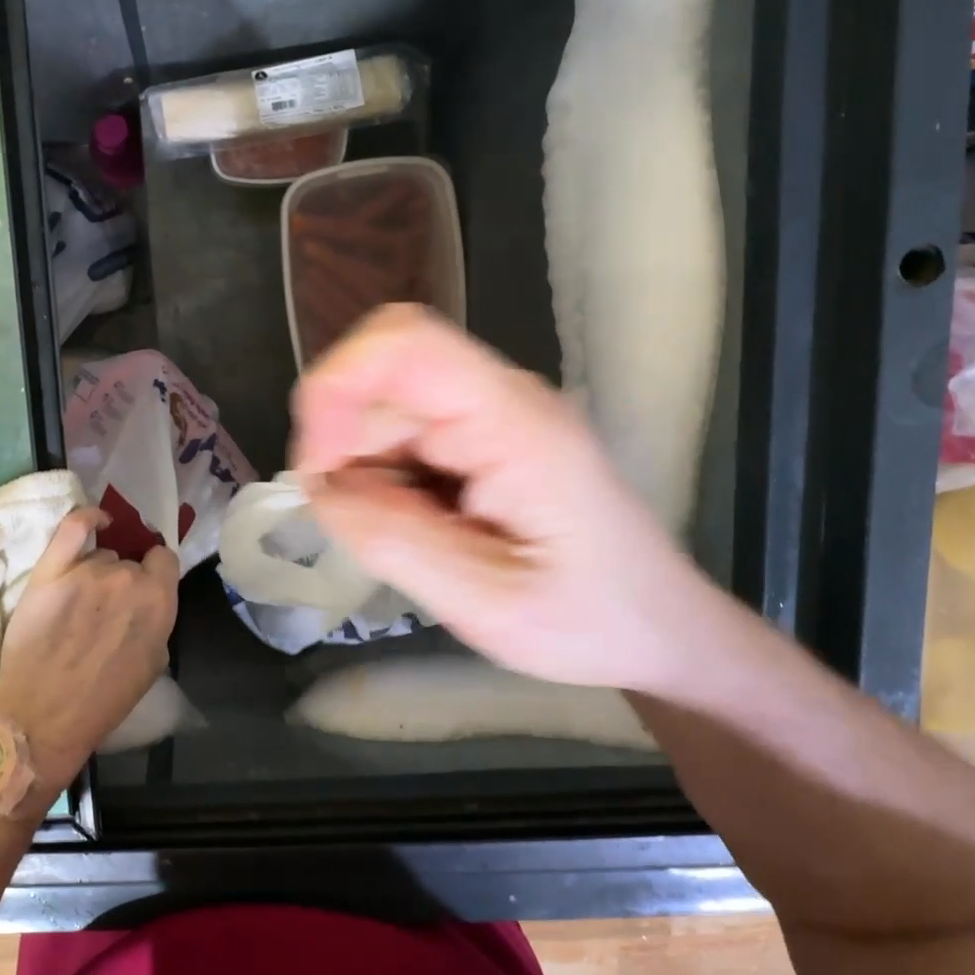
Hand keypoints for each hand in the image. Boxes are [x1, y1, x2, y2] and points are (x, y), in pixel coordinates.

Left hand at [0, 509, 179, 789]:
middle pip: (130, 561)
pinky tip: (95, 522)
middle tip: (107, 610)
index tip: (145, 586)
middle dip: (124, 580)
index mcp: (158, 601)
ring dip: (97, 571)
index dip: (156, 572)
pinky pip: (75, 525)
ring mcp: (87, 569)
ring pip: (101, 555)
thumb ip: (156, 621)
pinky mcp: (51, 569)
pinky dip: (88, 518)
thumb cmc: (102, 700)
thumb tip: (148, 602)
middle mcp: (126, 577)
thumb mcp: (153, 664)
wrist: (42, 715)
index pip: (165, 561)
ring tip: (79, 604)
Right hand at [291, 304, 743, 694]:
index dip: (337, 387)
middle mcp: (498, 398)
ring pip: (380, 410)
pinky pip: (398, 436)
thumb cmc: (590, 622)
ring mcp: (488, 413)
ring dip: (362, 471)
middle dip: (343, 449)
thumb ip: (397, 542)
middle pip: (380, 380)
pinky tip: (416, 529)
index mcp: (513, 425)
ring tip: (405, 540)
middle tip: (357, 526)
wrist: (658, 629)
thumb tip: (318, 489)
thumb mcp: (488, 605)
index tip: (316, 469)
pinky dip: (381, 480)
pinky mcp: (479, 434)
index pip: (405, 345)